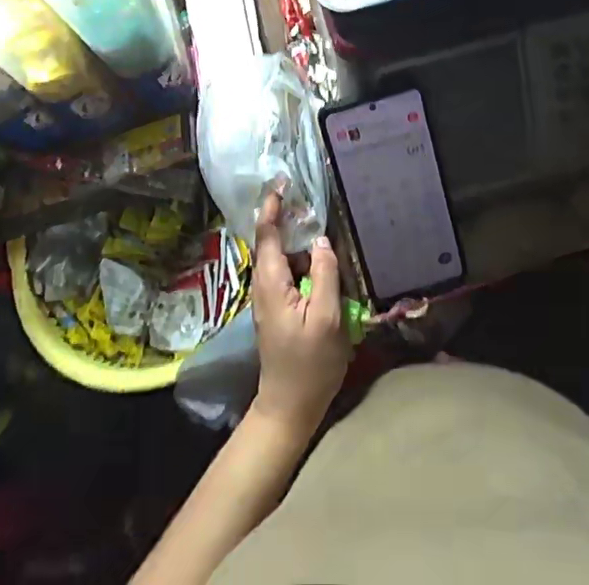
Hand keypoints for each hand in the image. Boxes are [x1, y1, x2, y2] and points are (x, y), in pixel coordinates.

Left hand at [249, 191, 350, 432]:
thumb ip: (325, 275)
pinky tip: (319, 259)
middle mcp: (263, 284)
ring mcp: (268, 297)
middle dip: (286, 218)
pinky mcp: (277, 308)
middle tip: (309, 198)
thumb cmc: (309, 363)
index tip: (282, 183)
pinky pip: (286, 272)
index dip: (272, 207)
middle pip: (271, 242)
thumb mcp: (326, 318)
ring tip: (319, 223)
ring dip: (296, 239)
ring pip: (280, 257)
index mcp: (270, 281)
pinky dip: (300, 259)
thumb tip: (322, 241)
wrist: (289, 405)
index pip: (266, 234)